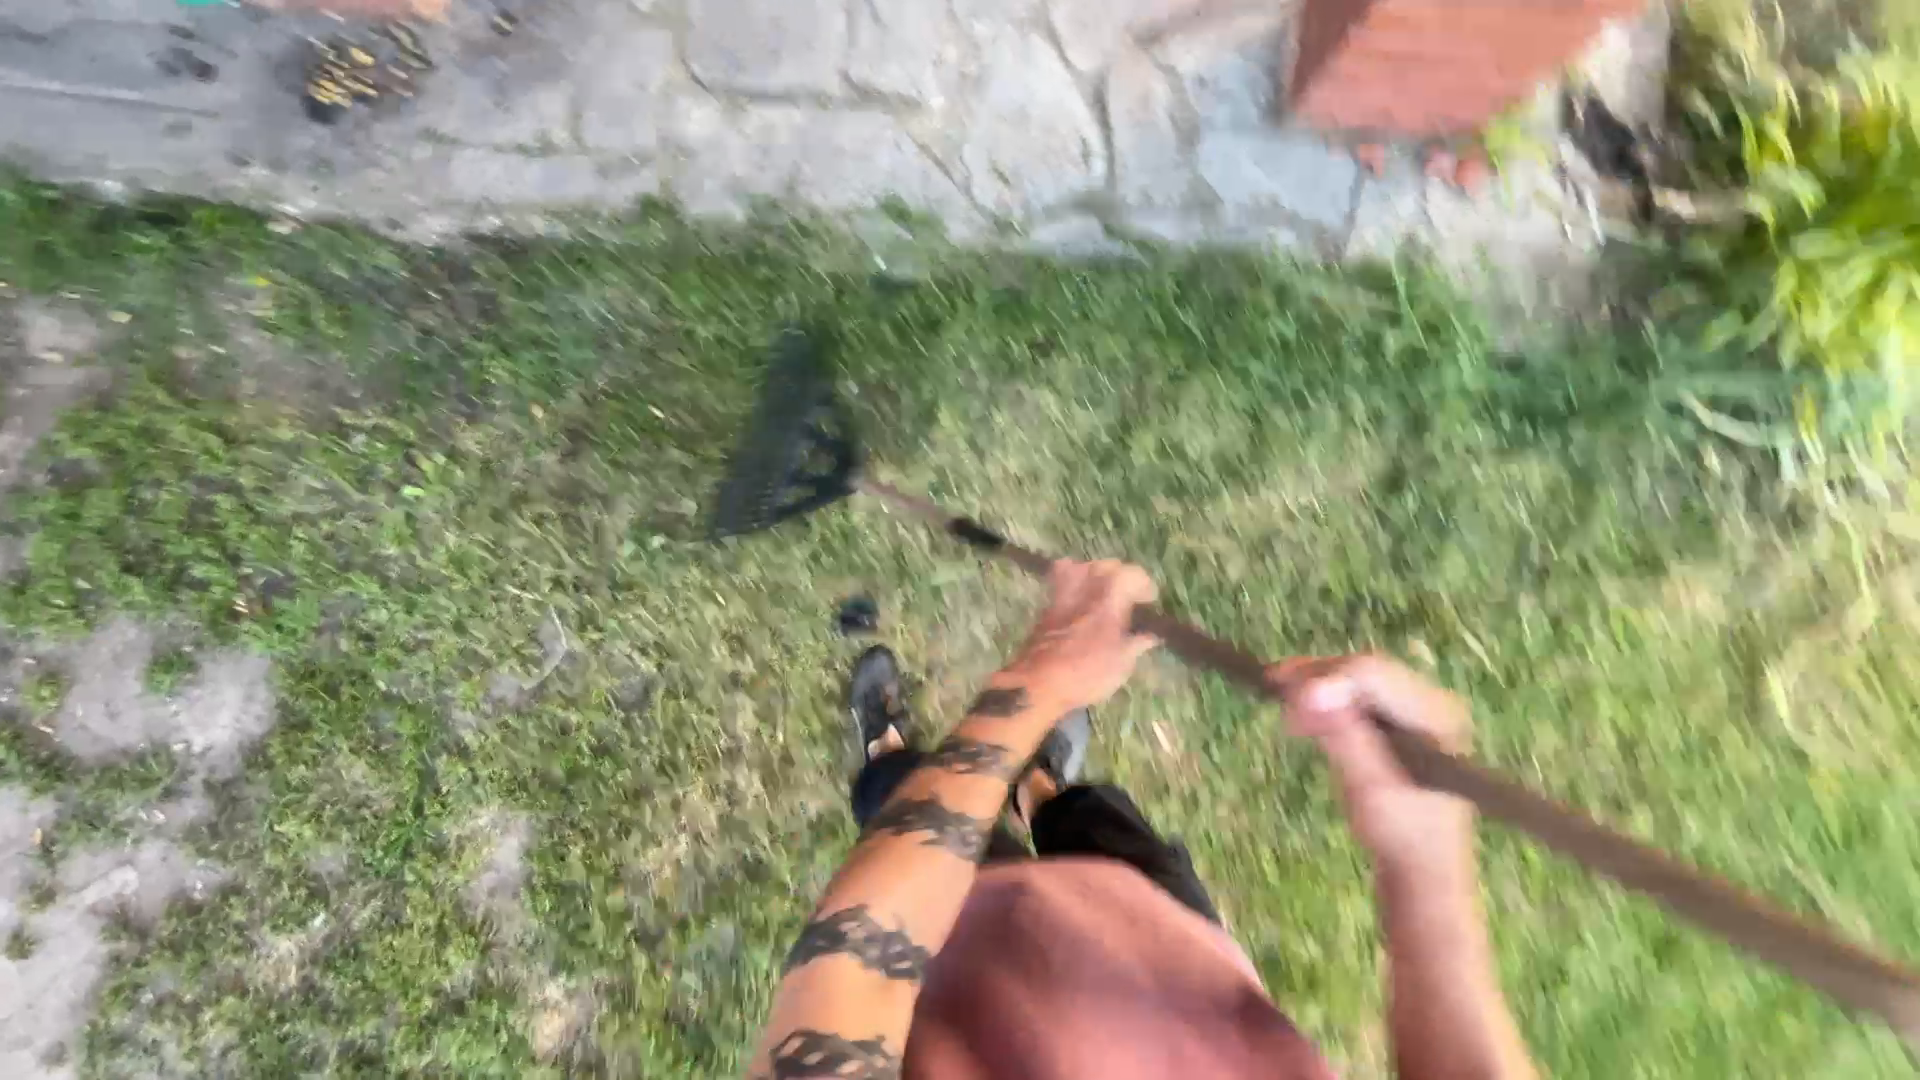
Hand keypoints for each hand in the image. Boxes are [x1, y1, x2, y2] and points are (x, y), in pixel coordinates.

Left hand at [998, 559, 1158, 710]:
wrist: (1039, 682)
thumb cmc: (1087, 673)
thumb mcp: (1123, 663)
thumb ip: (1138, 643)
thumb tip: (1151, 635)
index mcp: (1109, 600)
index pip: (1131, 573)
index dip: (1144, 584)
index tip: (1148, 602)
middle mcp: (1085, 589)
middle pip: (1105, 565)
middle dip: (1120, 576)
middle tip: (1128, 597)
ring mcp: (1062, 595)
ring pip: (1079, 567)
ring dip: (1094, 575)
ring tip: (1102, 595)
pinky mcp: (1046, 607)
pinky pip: (1060, 582)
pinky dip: (1073, 585)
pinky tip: (1080, 605)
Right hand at [1268, 655, 1473, 875]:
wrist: (1418, 865)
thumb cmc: (1402, 833)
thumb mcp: (1371, 787)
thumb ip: (1344, 737)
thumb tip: (1306, 693)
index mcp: (1437, 715)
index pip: (1376, 676)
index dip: (1330, 677)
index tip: (1287, 691)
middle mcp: (1428, 702)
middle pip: (1363, 671)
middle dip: (1317, 675)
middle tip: (1273, 683)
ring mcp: (1411, 709)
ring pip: (1352, 678)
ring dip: (1314, 683)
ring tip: (1277, 690)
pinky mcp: (1391, 718)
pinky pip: (1350, 693)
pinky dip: (1320, 696)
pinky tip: (1296, 707)